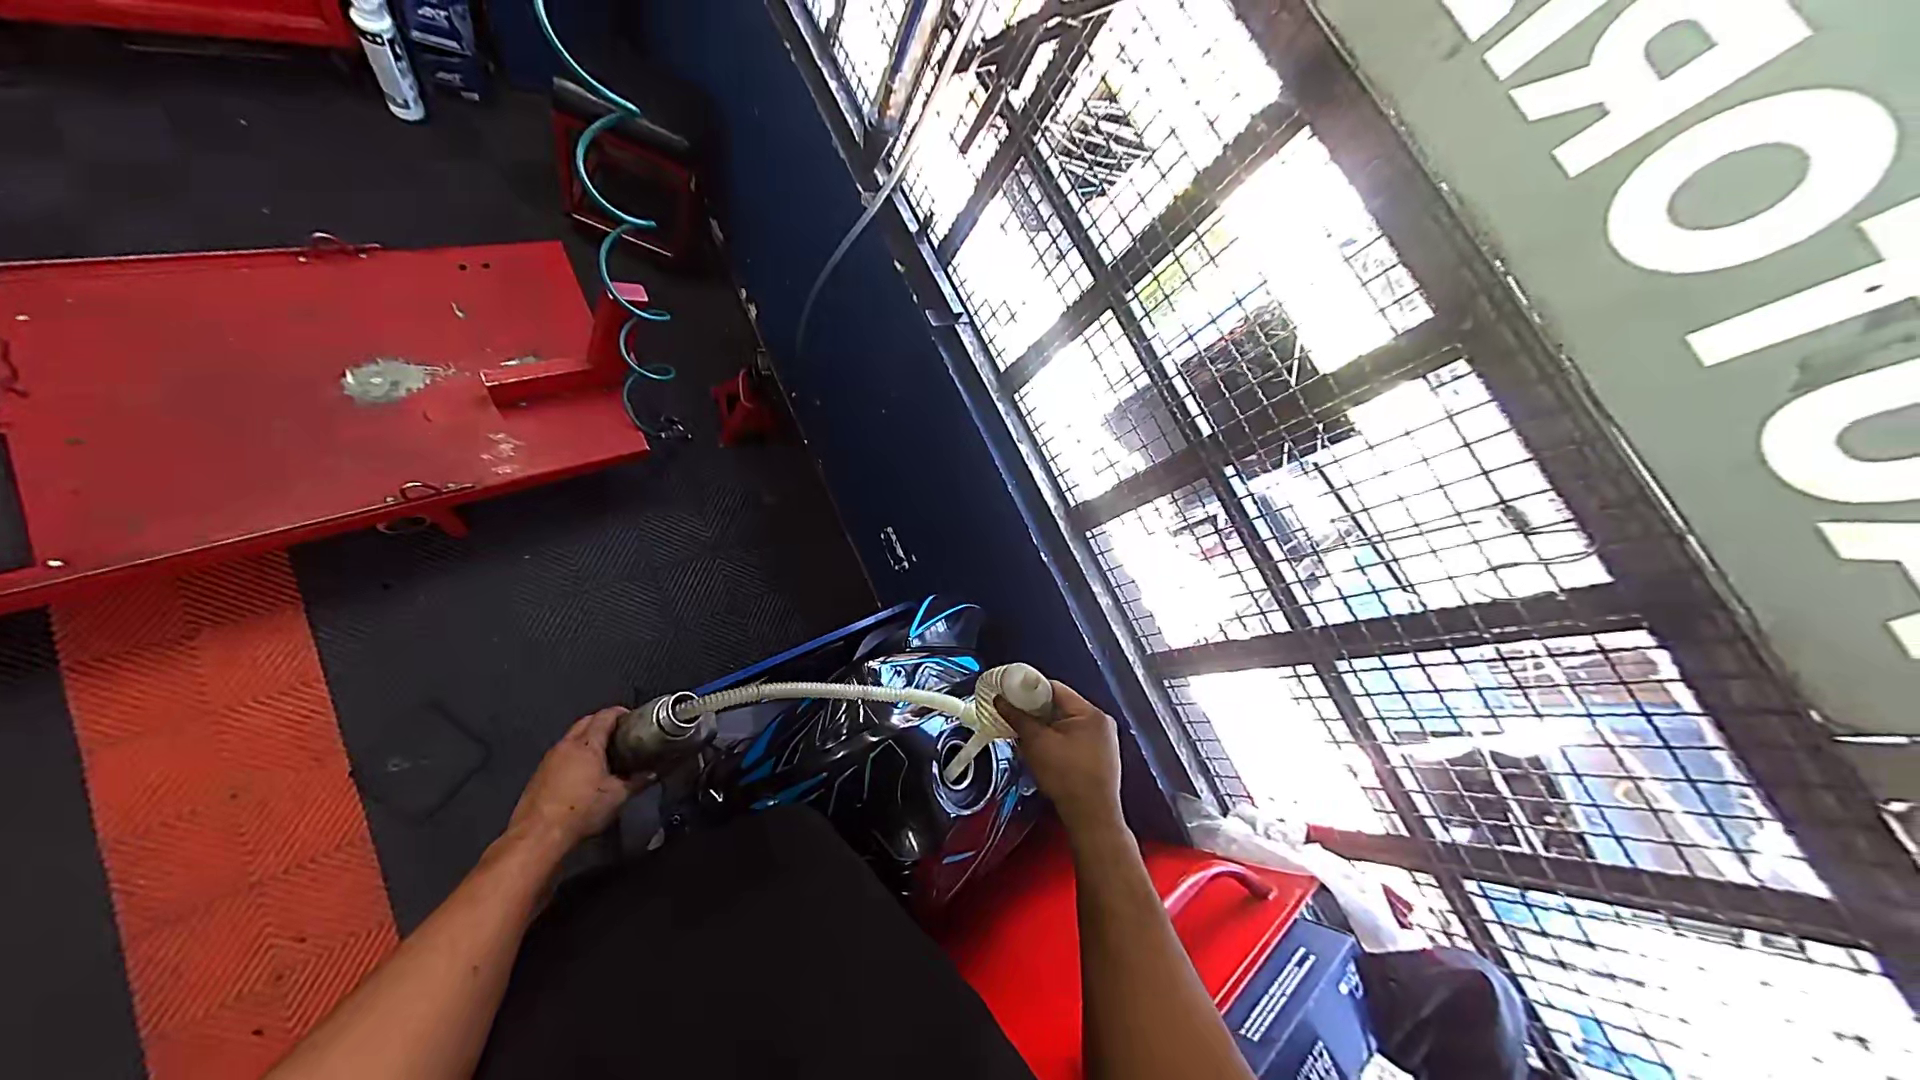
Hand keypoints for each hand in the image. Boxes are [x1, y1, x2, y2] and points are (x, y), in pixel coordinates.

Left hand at [507, 707, 647, 850]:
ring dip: (587, 739)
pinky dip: (574, 755)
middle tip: (620, 733)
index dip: (620, 713)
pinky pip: (560, 755)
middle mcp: (565, 746)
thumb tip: (653, 774)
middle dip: (603, 722)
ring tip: (604, 752)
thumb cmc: (581, 811)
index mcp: (587, 745)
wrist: (538, 836)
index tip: (631, 718)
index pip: (605, 716)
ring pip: (571, 738)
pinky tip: (583, 773)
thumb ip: (639, 781)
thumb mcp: (618, 796)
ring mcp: (549, 760)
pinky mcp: (538, 775)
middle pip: (585, 722)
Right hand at [1001, 680, 1124, 839]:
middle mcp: (1101, 722)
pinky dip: (1056, 741)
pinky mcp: (1100, 757)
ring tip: (1026, 737)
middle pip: (1061, 705)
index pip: (1054, 688)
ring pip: (1066, 723)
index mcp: (1090, 712)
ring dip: (1045, 728)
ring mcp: (1103, 740)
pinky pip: (1074, 739)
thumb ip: (1017, 718)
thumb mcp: (1036, 743)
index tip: (1010, 696)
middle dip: (1036, 712)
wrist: (1091, 818)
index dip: (1029, 690)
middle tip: (1015, 718)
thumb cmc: (1066, 778)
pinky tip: (1043, 753)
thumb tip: (1001, 700)